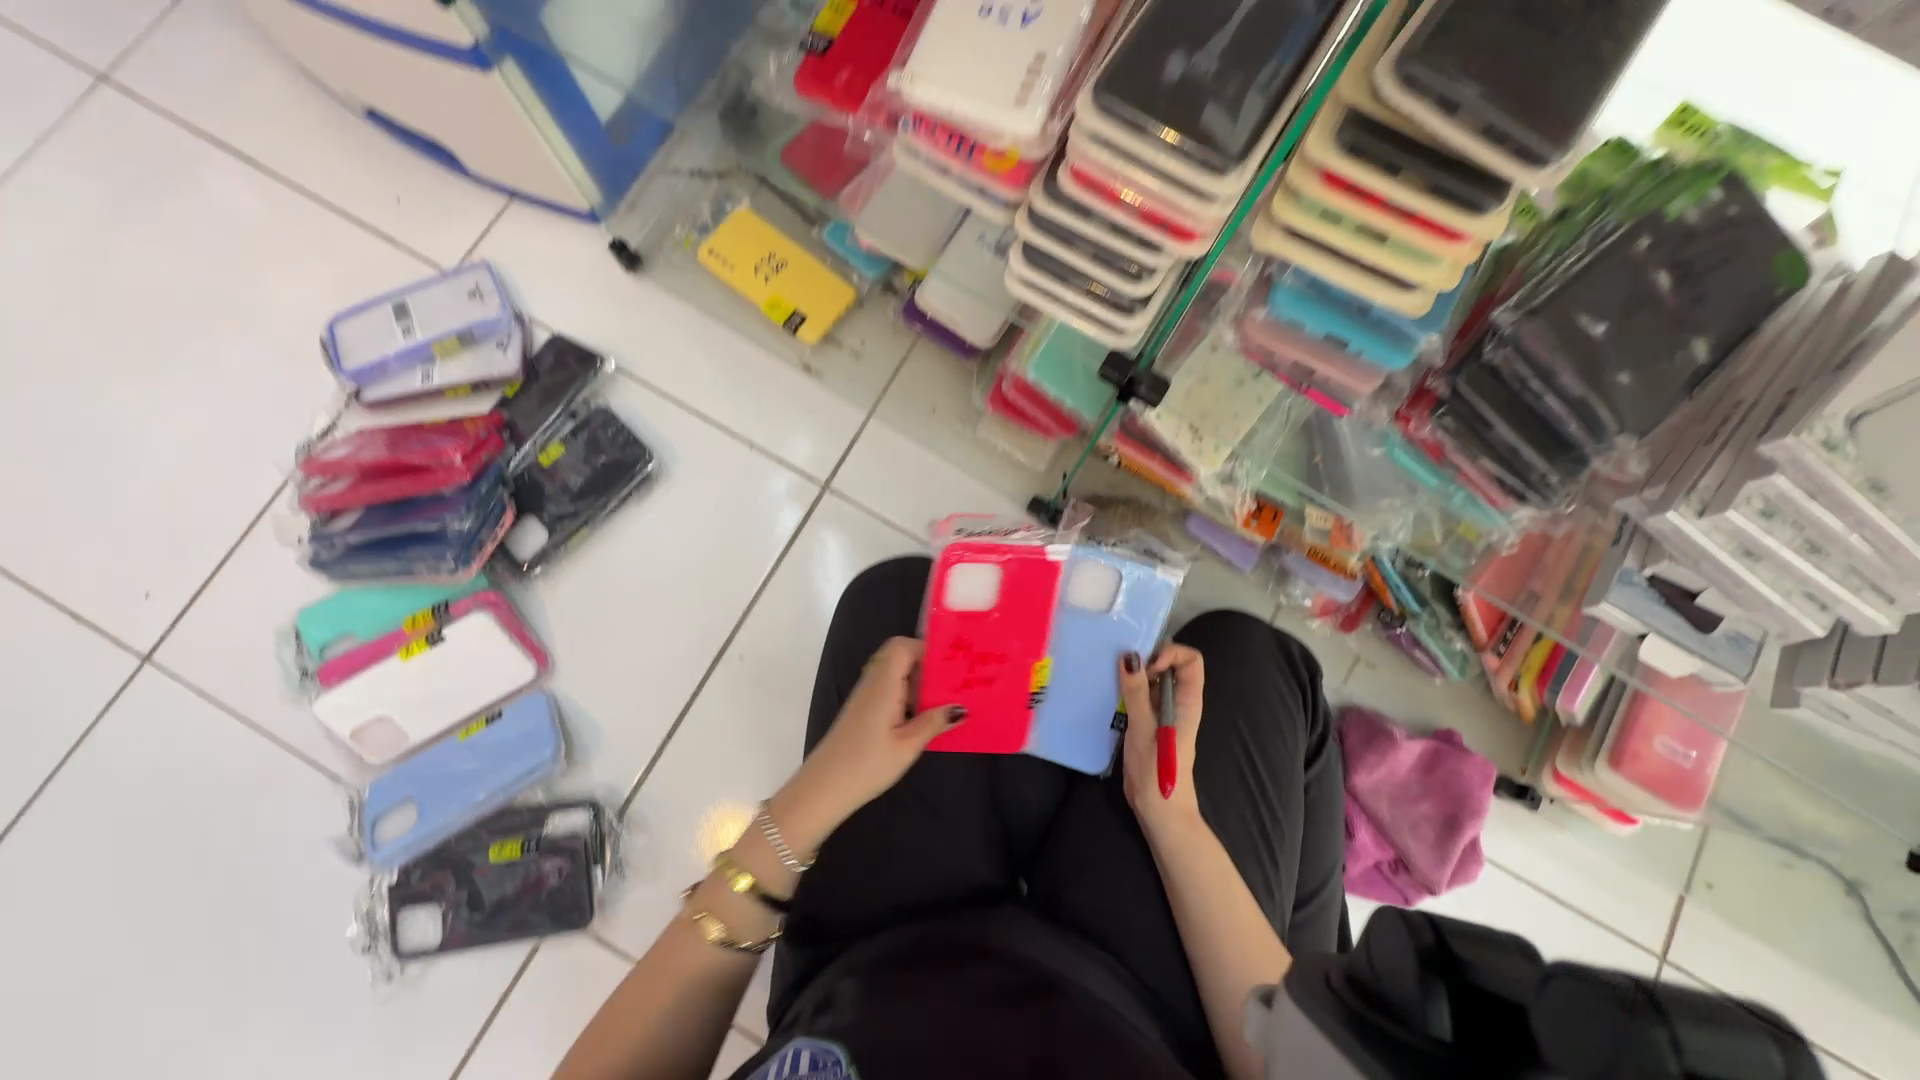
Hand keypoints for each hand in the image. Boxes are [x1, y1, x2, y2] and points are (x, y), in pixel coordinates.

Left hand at [771, 638, 962, 850]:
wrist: (823, 789)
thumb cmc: (867, 766)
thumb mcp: (907, 746)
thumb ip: (933, 722)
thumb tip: (960, 707)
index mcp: (883, 685)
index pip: (903, 646)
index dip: (927, 649)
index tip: (951, 666)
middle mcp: (872, 684)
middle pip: (898, 657)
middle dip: (926, 665)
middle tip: (952, 684)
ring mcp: (865, 698)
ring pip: (893, 674)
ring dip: (917, 682)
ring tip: (944, 700)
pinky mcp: (862, 712)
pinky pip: (887, 690)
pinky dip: (906, 696)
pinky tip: (922, 717)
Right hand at [1118, 644, 1204, 830]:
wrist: (1159, 809)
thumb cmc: (1157, 771)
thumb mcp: (1143, 729)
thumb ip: (1136, 692)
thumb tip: (1129, 657)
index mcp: (1188, 701)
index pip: (1191, 660)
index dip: (1170, 654)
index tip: (1146, 666)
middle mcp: (1178, 702)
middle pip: (1169, 665)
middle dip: (1146, 660)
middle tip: (1121, 669)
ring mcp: (1163, 712)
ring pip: (1152, 680)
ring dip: (1133, 676)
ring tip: (1112, 680)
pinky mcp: (1148, 723)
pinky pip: (1140, 696)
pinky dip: (1126, 691)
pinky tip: (1110, 696)